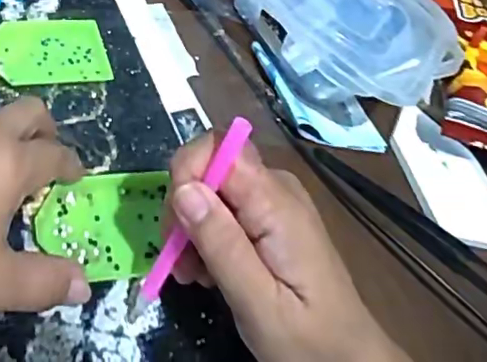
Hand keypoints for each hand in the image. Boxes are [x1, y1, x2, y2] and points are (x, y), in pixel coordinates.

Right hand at [166, 133, 408, 361]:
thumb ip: (222, 244)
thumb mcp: (259, 304)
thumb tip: (183, 188)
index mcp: (276, 200)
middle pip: (210, 165)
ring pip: (212, 187)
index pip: (219, 145)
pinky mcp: (269, 216)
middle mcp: (274, 186)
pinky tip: (207, 270)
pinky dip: (206, 233)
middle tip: (177, 261)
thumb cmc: (312, 342)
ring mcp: (273, 200)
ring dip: (191, 225)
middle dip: (183, 205)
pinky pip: (224, 205)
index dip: (187, 169)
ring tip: (191, 274)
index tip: (175, 222)